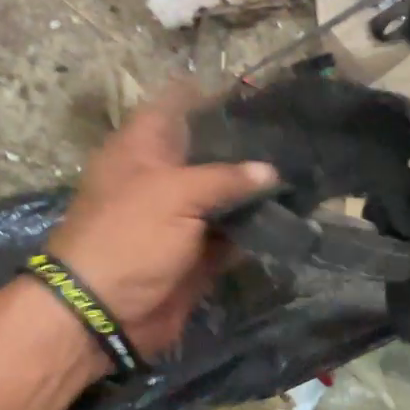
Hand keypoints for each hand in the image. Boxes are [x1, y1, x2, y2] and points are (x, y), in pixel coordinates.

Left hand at [47, 83, 277, 357]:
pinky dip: (257, 229)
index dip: (213, 97)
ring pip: (226, 196)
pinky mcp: (198, 255)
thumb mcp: (174, 193)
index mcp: (143, 147)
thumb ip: (225, 177)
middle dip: (248, 147)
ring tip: (305, 172)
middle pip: (209, 153)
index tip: (260, 94)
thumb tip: (270, 171)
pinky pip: (233, 236)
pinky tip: (293, 215)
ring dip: (258, 191)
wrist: (104, 314)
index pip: (178, 105)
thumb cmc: (128, 238)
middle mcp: (164, 177)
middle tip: (297, 136)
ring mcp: (182, 218)